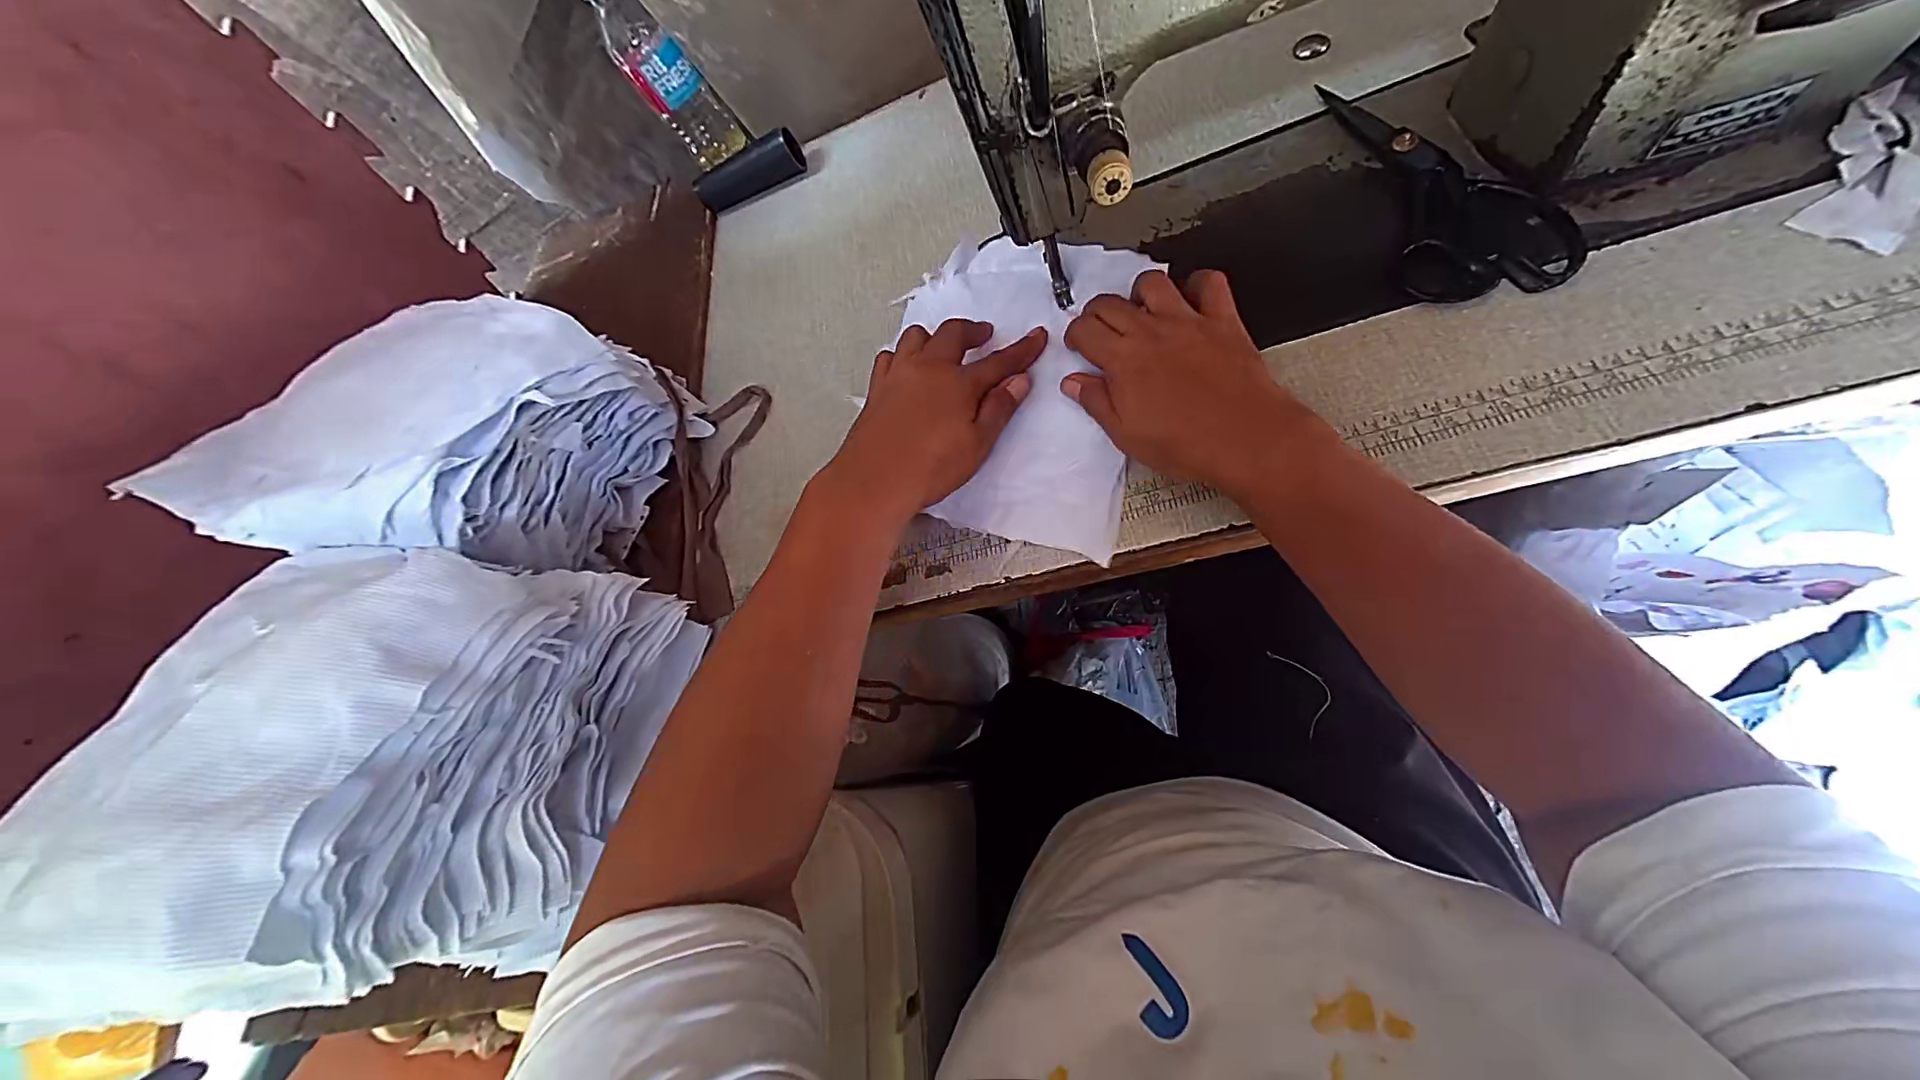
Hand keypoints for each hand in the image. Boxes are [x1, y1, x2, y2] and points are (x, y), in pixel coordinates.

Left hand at [824, 319, 1045, 521]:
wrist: (874, 481)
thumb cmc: (927, 469)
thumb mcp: (977, 445)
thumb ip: (999, 409)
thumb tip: (1019, 382)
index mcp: (958, 383)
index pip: (998, 361)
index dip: (1021, 350)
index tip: (1035, 339)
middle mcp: (927, 369)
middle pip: (954, 334)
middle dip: (974, 330)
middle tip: (986, 334)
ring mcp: (899, 375)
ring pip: (917, 337)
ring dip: (936, 335)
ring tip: (945, 344)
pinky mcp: (878, 388)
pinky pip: (890, 356)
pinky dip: (903, 353)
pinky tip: (906, 364)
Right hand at [1062, 269, 1335, 499]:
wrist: (1244, 440)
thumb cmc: (1189, 443)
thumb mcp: (1127, 435)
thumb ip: (1097, 402)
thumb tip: (1075, 384)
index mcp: (1124, 361)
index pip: (1085, 330)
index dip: (1075, 335)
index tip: (1078, 344)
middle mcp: (1152, 334)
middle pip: (1110, 304)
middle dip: (1096, 313)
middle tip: (1099, 328)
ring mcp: (1188, 323)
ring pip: (1153, 283)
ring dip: (1139, 291)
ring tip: (1139, 308)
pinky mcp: (1222, 322)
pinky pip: (1209, 283)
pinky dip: (1197, 283)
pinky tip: (1190, 298)